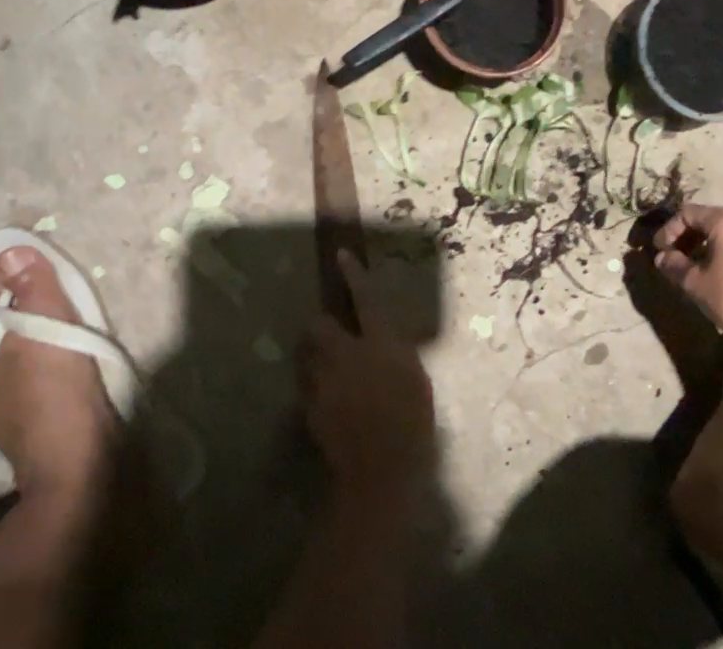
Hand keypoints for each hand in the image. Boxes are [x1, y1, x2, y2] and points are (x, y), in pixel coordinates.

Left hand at [301, 253, 435, 503]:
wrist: (381, 467)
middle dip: (320, 325)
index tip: (340, 255)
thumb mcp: (416, 378)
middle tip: (330, 332)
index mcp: (381, 344)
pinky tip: (327, 399)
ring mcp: (322, 382)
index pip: (366, 301)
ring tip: (326, 366)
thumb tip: (383, 341)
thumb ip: (396, 354)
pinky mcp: (308, 406)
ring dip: (314, 354)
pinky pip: (306, 386)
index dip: (353, 276)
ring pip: (306, 355)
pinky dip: (313, 385)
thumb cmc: (413, 421)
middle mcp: (347, 355)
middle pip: (318, 325)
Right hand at [652, 203, 722, 341]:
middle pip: (710, 218)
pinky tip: (717, 271)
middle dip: (688, 234)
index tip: (660, 249)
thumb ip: (674, 265)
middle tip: (674, 255)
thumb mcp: (696, 284)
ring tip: (694, 264)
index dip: (670, 228)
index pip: (689, 213)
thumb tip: (662, 257)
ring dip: (706, 242)